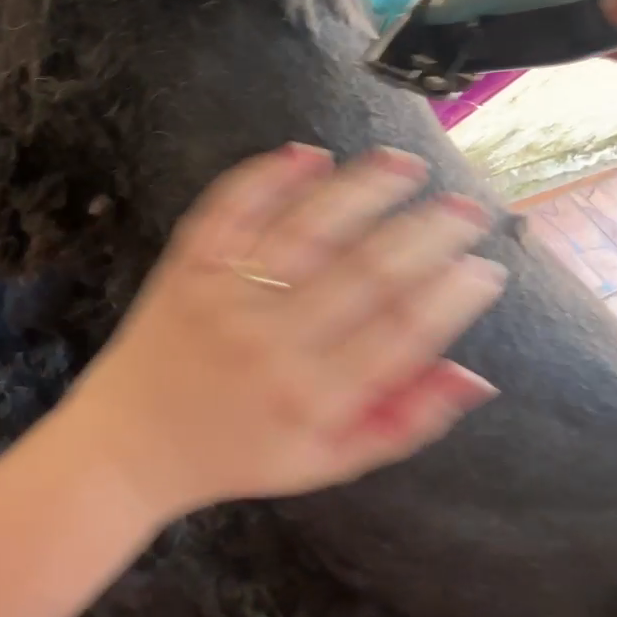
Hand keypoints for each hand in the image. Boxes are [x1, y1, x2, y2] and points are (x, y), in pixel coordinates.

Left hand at [54, 145, 504, 522]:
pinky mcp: (184, 267)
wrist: (132, 440)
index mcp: (312, 394)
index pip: (400, 332)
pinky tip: (305, 155)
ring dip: (356, 189)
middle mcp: (268, 338)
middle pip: (361, 270)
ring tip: (400, 164)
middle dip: (423, 231)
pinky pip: (227, 211)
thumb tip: (472, 375)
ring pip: (300, 228)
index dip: (450, 293)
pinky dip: (266, 177)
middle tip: (463, 205)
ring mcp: (221, 294)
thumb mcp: (325, 462)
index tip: (485, 264)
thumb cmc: (234, 452)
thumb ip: (400, 421)